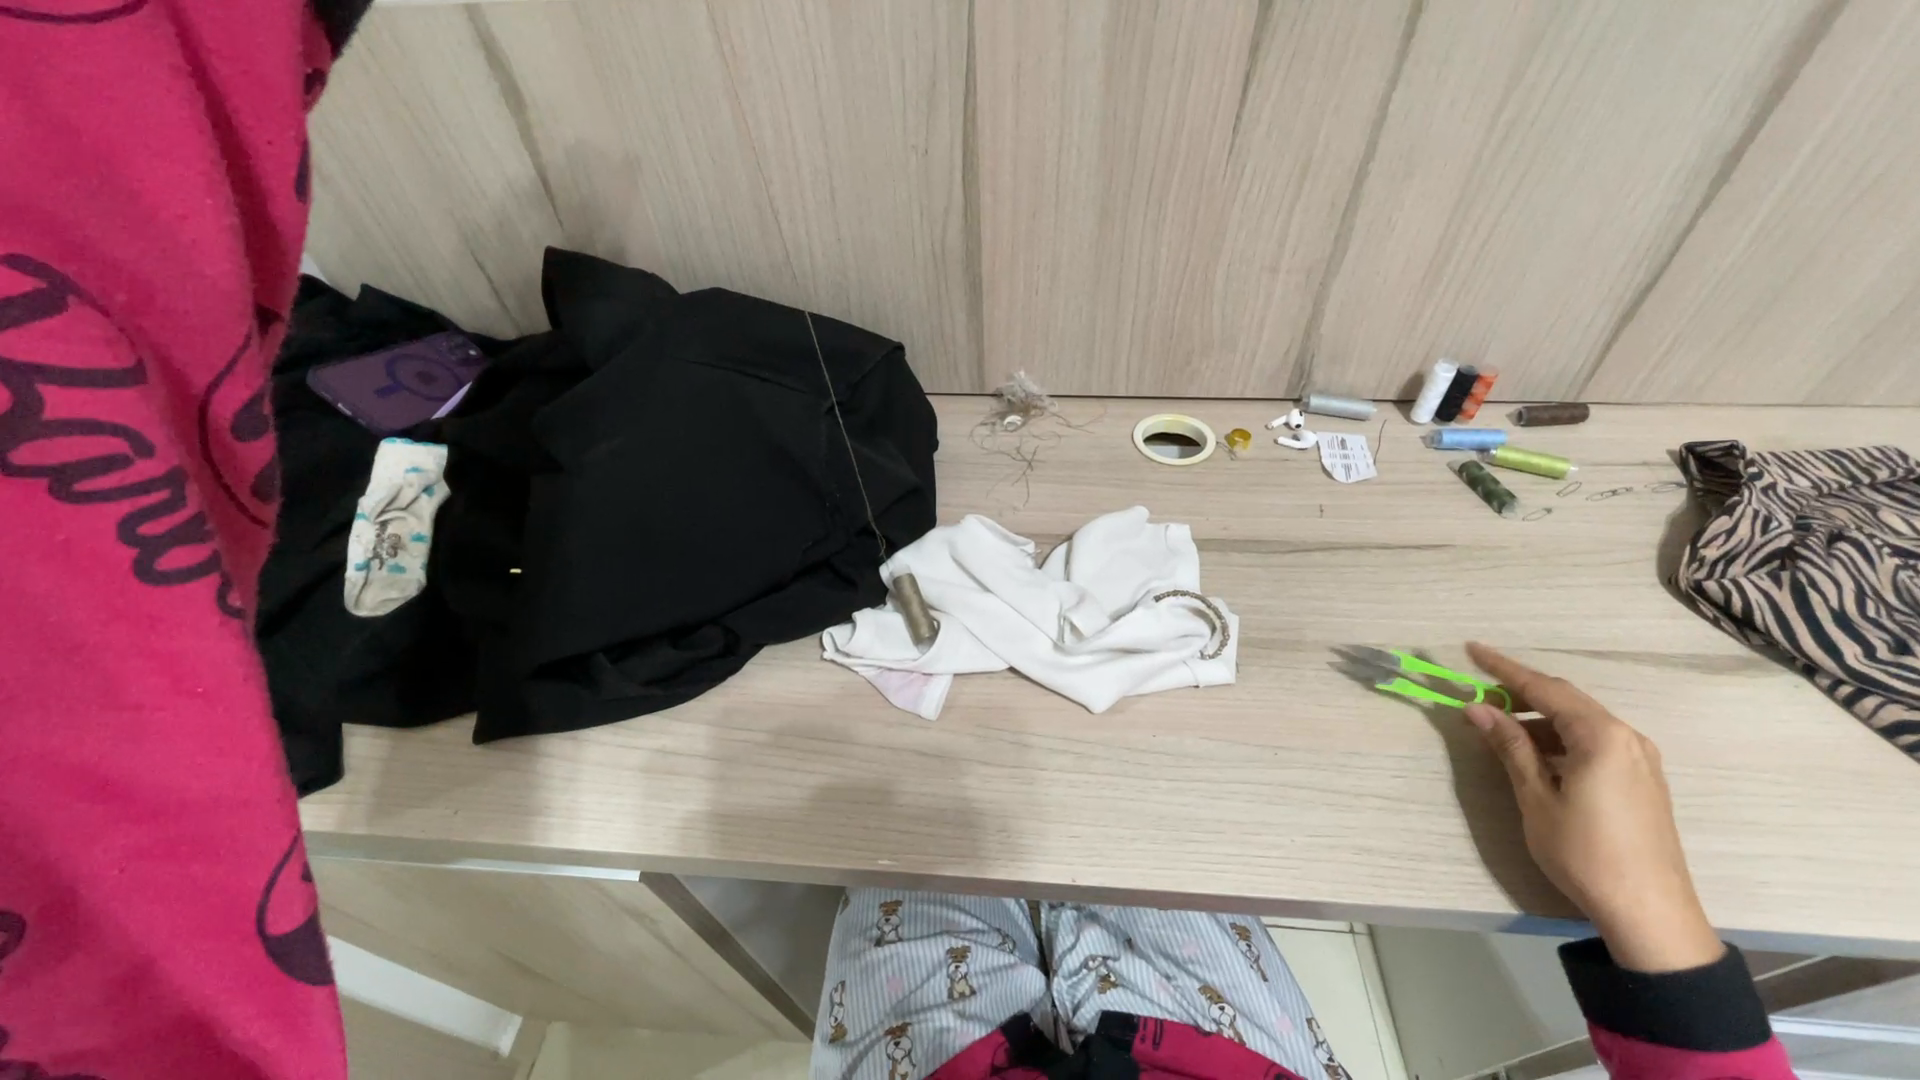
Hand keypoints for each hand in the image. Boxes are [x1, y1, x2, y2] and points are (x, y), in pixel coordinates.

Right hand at [1463, 642, 1724, 973]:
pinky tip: (1535, 752)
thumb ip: (1510, 746)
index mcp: (1600, 736)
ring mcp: (1639, 758)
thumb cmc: (1584, 852)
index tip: (1472, 650)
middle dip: (1520, 690)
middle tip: (1478, 690)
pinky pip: (1594, 740)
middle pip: (1565, 699)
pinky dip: (1559, 736)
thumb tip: (1477, 708)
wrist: (1649, 909)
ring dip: (1538, 717)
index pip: (1543, 688)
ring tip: (1499, 726)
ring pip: (1580, 720)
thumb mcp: (1536, 797)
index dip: (1503, 668)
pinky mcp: (1641, 778)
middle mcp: (1626, 737)